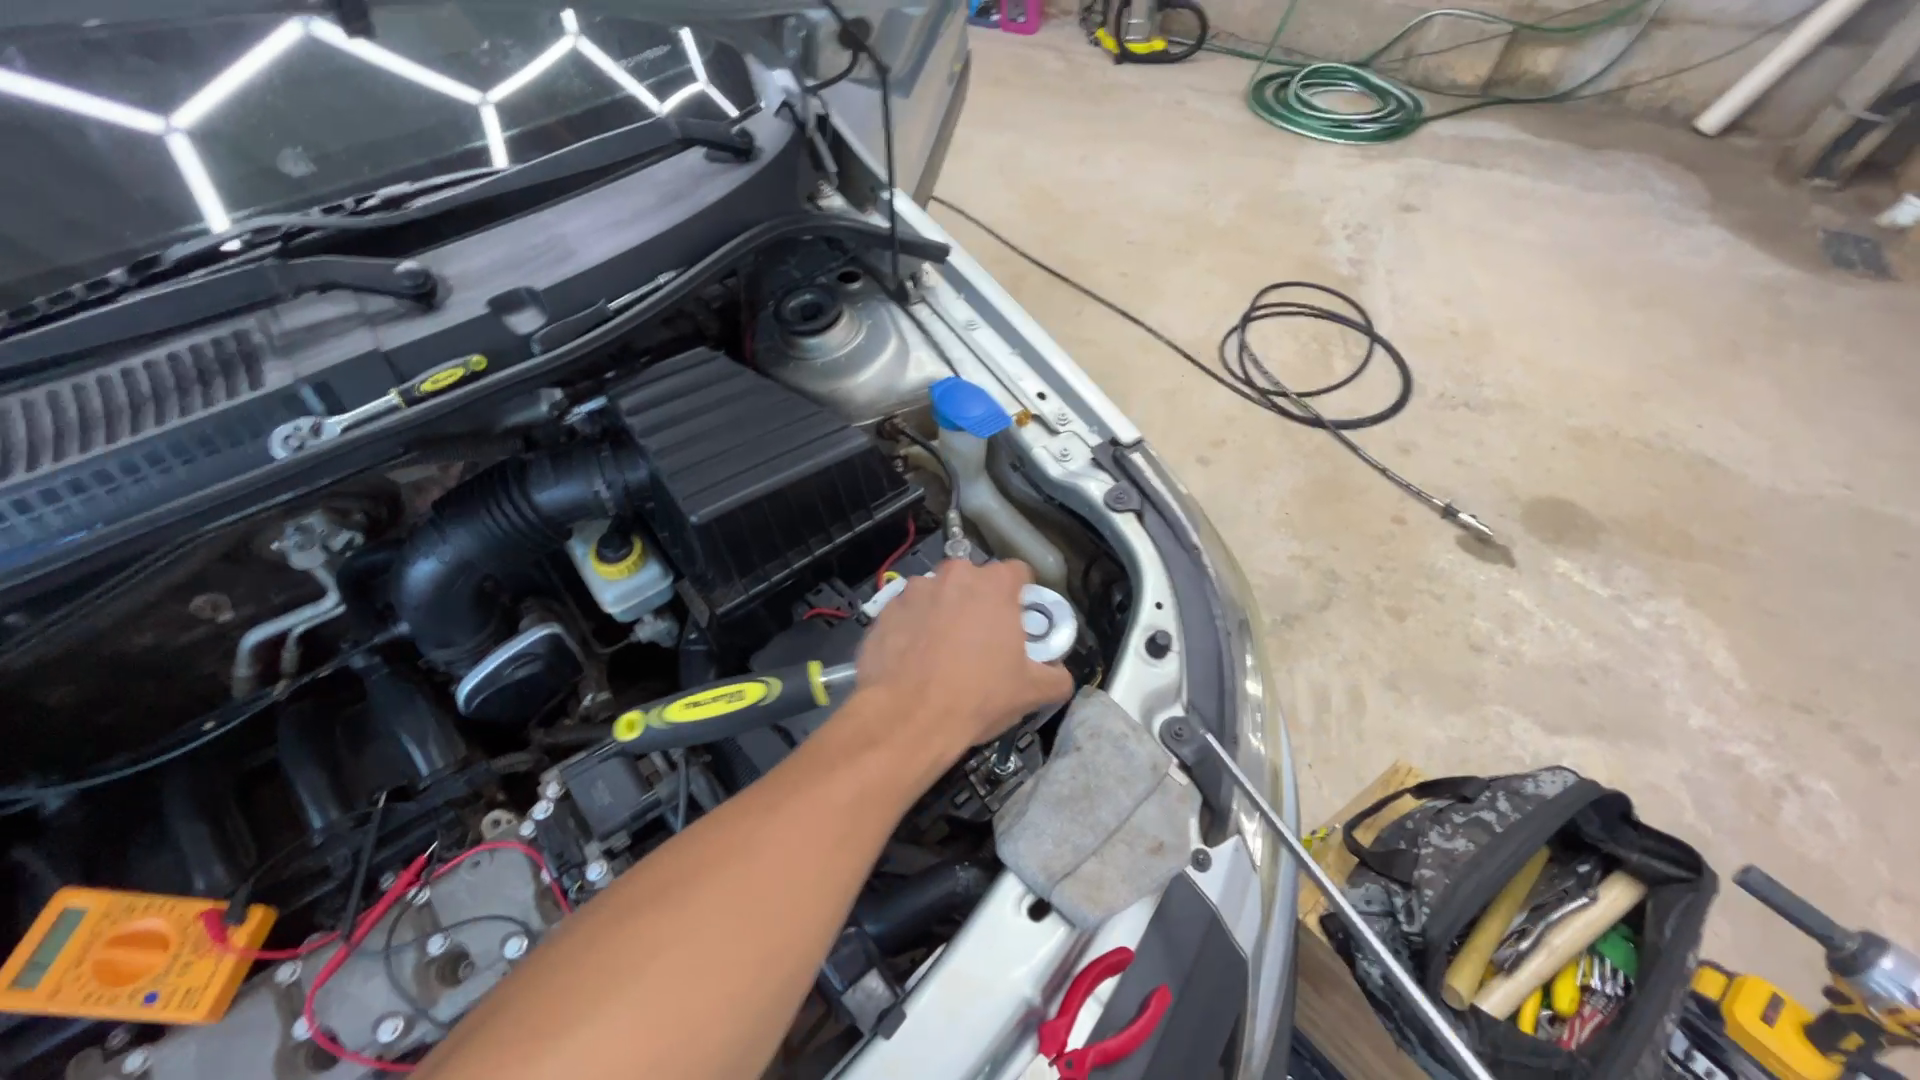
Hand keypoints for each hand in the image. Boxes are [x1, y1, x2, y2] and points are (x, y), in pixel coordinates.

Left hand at [847, 559, 1074, 770]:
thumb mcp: (1031, 692)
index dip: (1020, 594)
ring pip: (936, 594)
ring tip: (941, 653)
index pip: (1017, 572)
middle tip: (980, 640)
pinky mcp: (883, 612)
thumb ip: (1055, 676)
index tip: (1017, 619)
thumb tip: (1059, 675)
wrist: (907, 717)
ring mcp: (913, 591)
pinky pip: (906, 614)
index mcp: (994, 585)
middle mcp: (953, 576)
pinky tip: (914, 661)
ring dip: (942, 613)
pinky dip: (912, 629)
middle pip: (973, 580)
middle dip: (978, 602)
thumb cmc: (977, 697)